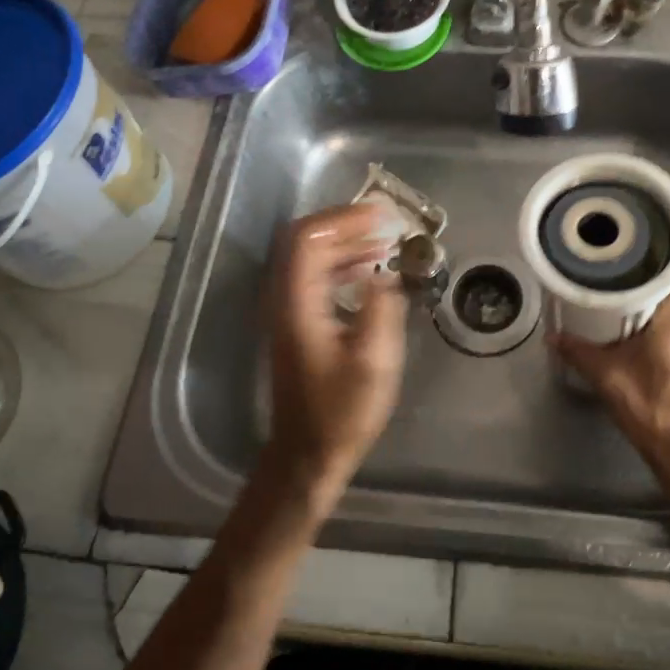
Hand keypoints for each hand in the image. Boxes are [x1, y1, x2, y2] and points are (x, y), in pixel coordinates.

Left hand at [262, 205, 407, 500]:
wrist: (307, 453)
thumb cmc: (342, 412)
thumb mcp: (373, 362)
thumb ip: (380, 309)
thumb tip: (384, 272)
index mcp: (297, 302)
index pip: (308, 239)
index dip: (344, 219)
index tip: (382, 216)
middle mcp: (284, 298)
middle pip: (304, 240)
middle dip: (344, 224)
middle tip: (384, 221)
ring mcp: (287, 311)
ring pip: (309, 258)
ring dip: (345, 243)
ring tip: (384, 241)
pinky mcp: (297, 324)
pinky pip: (315, 278)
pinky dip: (341, 265)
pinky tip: (369, 271)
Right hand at [551, 263, 669, 487]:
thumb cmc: (648, 410)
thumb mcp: (606, 379)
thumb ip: (579, 353)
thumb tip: (552, 337)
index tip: (660, 242)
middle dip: (665, 269)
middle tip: (636, 255)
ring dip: (663, 292)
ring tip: (633, 279)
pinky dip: (662, 313)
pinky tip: (638, 317)